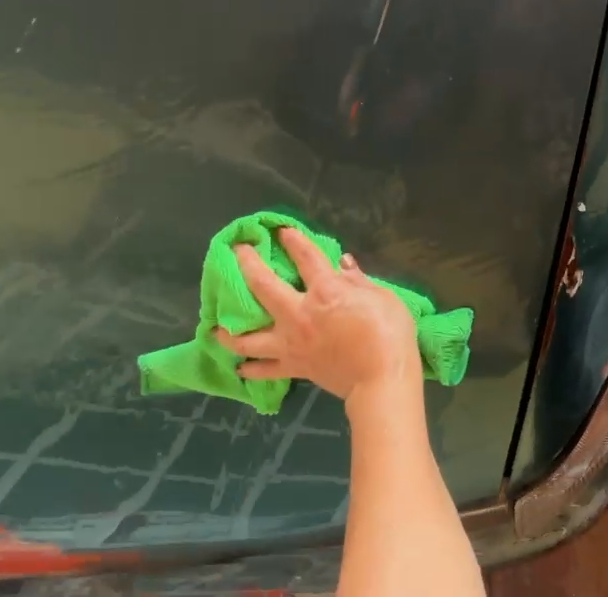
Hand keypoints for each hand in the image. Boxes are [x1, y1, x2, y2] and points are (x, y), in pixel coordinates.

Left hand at [216, 227, 421, 408]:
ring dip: (228, 331)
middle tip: (237, 253)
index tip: (282, 231)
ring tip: (217, 327)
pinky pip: (263, 370)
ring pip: (247, 337)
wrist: (381, 377)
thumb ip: (359, 281)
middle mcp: (299, 315)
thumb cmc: (390, 332)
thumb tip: (343, 265)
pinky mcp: (292, 368)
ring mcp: (291, 344)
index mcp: (326, 292)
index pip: (307, 259)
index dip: (294, 242)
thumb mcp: (383, 297)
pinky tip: (241, 366)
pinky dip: (249, 368)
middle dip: (248, 266)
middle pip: (264, 287)